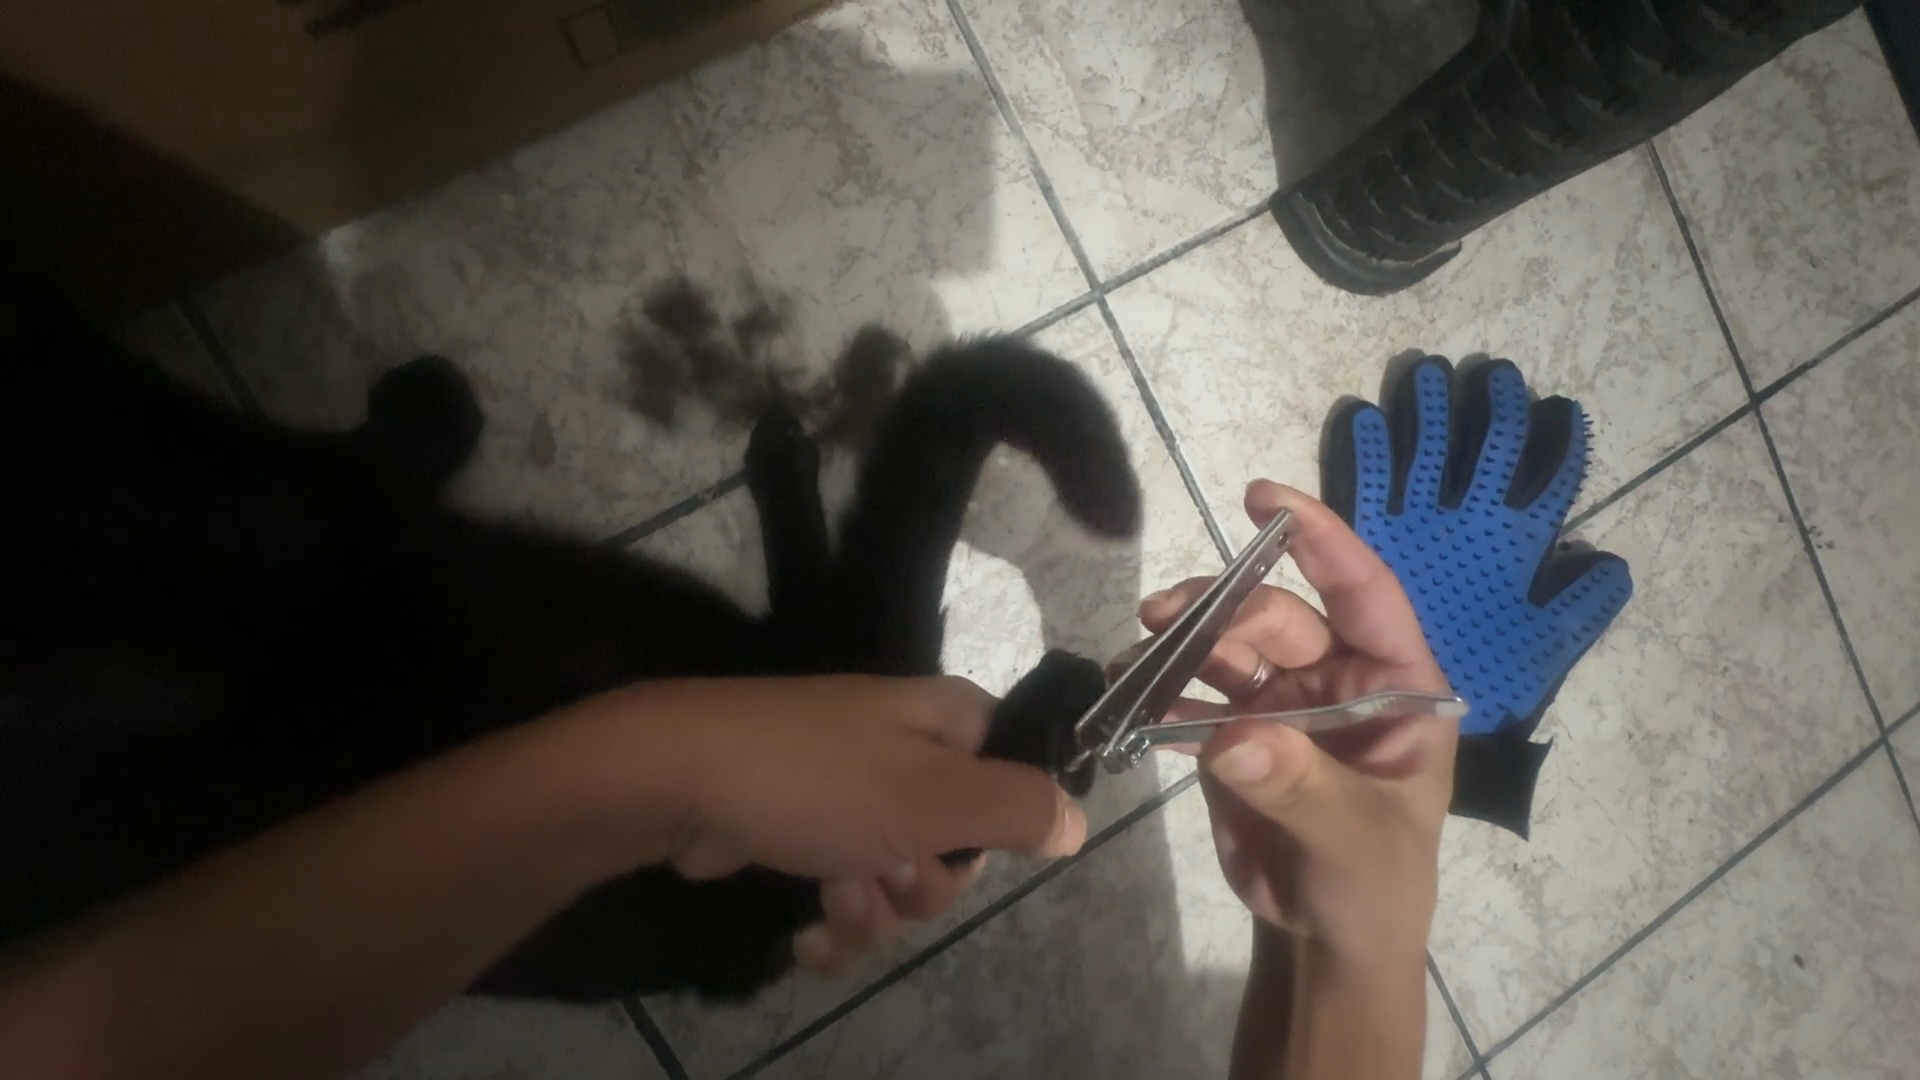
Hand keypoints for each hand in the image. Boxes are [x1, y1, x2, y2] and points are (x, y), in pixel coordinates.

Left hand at [558, 674, 1085, 970]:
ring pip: (906, 871)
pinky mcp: (816, 822)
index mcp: (948, 722)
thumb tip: (1079, 821)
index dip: (1002, 823)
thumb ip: (1016, 808)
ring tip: (839, 898)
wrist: (682, 779)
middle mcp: (910, 746)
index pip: (1016, 771)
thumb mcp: (932, 798)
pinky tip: (813, 936)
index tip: (971, 847)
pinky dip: (842, 916)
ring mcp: (859, 785)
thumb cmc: (820, 781)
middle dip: (929, 878)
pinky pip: (855, 881)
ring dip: (880, 906)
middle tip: (892, 869)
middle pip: (961, 837)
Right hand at [1139, 481, 1453, 969]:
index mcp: (1392, 687)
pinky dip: (1160, 697)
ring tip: (1130, 660)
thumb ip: (1303, 788)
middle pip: (1273, 617)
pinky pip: (1192, 699)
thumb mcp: (1357, 843)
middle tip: (1160, 618)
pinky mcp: (1233, 733)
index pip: (1365, 592)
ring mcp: (1279, 704)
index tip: (1261, 497)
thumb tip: (1233, 739)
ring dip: (1178, 645)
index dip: (1321, 538)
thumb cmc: (1372, 887)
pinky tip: (1129, 701)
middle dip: (1218, 609)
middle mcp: (1334, 681)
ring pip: (1225, 648)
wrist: (1321, 936)